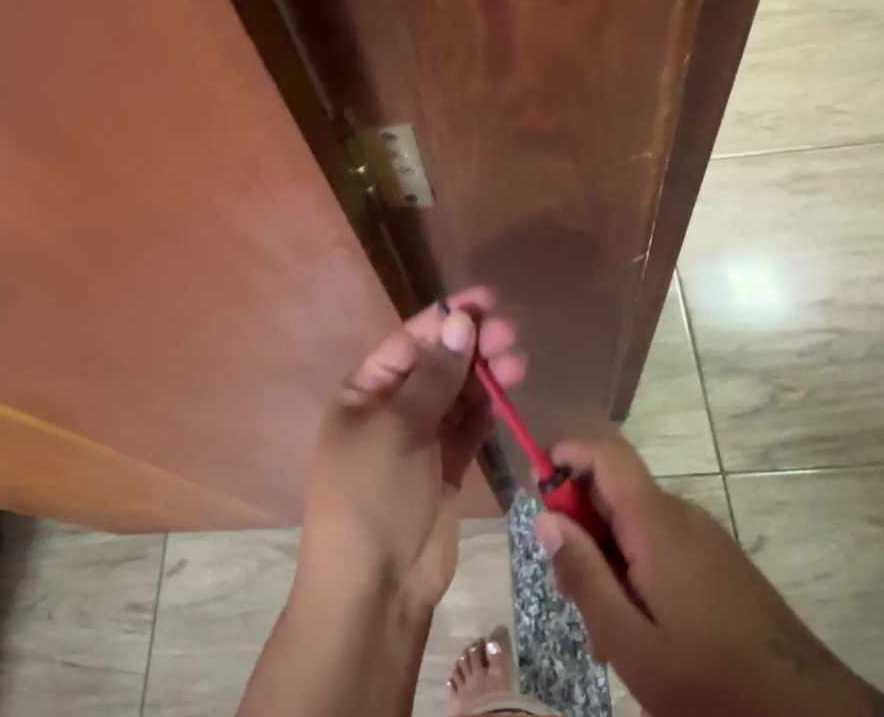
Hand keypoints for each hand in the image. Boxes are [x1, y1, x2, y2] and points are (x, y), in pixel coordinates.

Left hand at [300, 286, 524, 615]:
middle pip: (438, 366)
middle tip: (510, 333)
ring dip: (485, 376)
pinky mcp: (447, 469)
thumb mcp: (397, 428)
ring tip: (519, 361)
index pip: (409, 341)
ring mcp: (420, 441)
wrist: (375, 585)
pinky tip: (509, 392)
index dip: (446, 317)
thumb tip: (459, 321)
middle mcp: (391, 410)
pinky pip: (469, 428)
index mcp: (364, 393)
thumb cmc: (372, 494)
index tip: (486, 298)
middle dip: (471, 346)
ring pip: (458, 396)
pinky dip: (488, 410)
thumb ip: (434, 376)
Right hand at [535, 437, 883, 716]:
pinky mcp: (720, 561)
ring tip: (611, 633)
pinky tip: (645, 631)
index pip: (608, 453)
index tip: (536, 487)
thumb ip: (584, 575)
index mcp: (657, 524)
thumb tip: (546, 517)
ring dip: (609, 561)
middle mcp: (682, 516)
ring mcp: (705, 538)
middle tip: (572, 597)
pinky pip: (663, 546)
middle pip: (615, 494)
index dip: (568, 453)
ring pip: (635, 526)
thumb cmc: (709, 679)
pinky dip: (638, 572)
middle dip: (581, 531)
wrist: (808, 711)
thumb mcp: (629, 641)